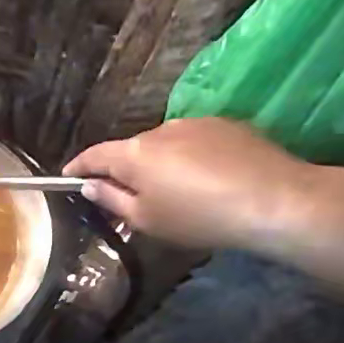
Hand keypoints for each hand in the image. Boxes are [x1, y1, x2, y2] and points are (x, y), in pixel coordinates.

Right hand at [64, 118, 330, 251]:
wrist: (275, 200)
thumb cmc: (198, 217)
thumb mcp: (146, 219)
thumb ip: (112, 199)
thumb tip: (90, 184)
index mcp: (134, 153)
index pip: (94, 155)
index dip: (77, 167)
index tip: (68, 177)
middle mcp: (160, 129)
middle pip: (131, 150)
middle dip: (124, 170)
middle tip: (128, 198)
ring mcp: (196, 123)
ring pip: (164, 145)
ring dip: (160, 164)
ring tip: (174, 192)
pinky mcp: (228, 125)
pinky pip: (194, 142)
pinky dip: (190, 159)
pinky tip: (206, 181)